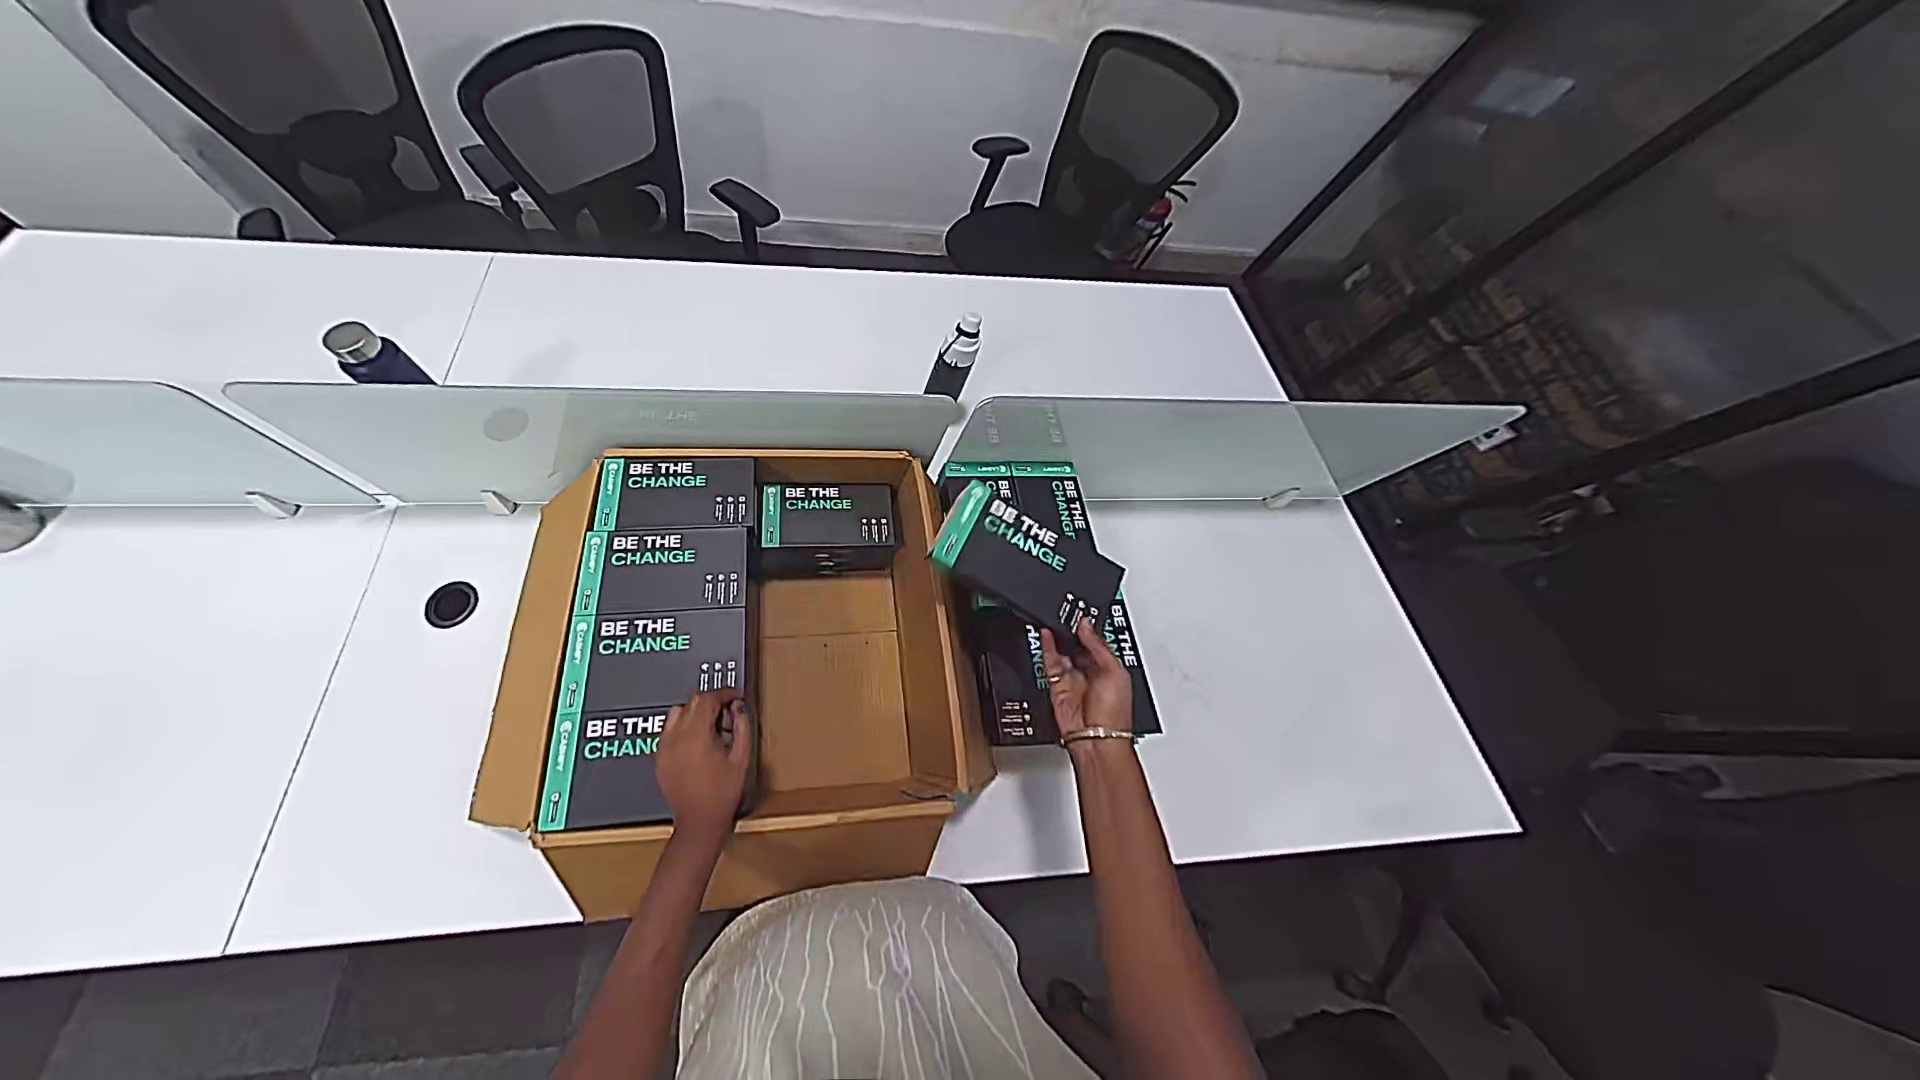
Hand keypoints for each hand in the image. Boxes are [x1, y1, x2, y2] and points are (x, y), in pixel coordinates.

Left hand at [654, 688, 751, 838]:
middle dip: (711, 702)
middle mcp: (675, 737)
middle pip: (691, 702)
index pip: (707, 699)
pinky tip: (696, 741)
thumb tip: (738, 709)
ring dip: (694, 712)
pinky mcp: (659, 758)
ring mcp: (664, 748)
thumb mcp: (741, 757)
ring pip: (676, 713)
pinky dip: (682, 727)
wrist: (700, 821)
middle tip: (727, 712)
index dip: (724, 693)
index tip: (735, 697)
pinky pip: (668, 731)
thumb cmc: (723, 792)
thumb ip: (742, 727)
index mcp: (696, 735)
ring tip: (710, 726)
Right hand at [1040, 618, 1132, 738]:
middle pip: (1078, 644)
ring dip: (1059, 637)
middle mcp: (1091, 672)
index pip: (1097, 641)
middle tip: (1066, 614)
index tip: (1081, 614)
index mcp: (1110, 668)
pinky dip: (1046, 648)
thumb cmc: (1114, 715)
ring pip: (1063, 651)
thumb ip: (1098, 646)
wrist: (1096, 740)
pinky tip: (1046, 636)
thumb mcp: (1114, 671)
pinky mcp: (1057, 686)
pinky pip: (1050, 663)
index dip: (1088, 627)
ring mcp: (1073, 679)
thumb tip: (1086, 625)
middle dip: (1072, 630)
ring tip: (1054, 620)